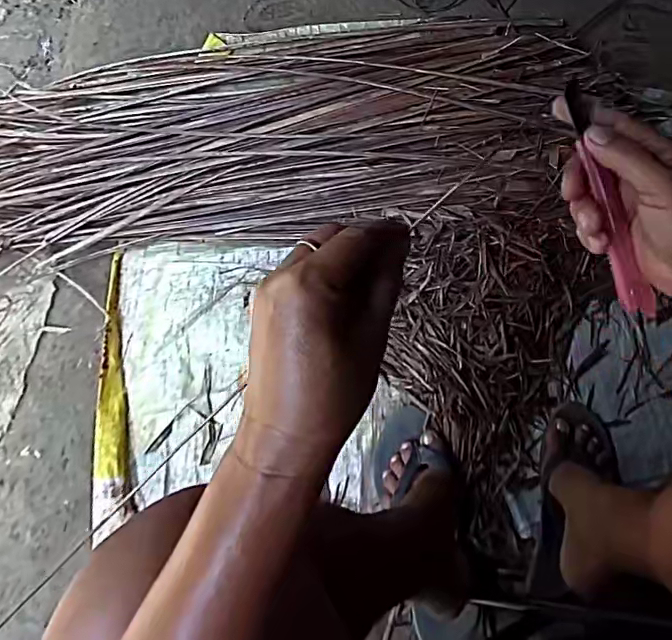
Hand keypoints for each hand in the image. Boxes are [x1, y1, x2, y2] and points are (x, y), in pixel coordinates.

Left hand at [239, 221, 408, 476]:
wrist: (283, 439)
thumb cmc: (335, 393)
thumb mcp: (373, 332)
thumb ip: (385, 279)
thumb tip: (399, 243)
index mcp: (310, 283)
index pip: (354, 238)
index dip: (384, 232)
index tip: (408, 233)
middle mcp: (282, 276)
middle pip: (331, 237)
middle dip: (363, 240)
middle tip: (393, 257)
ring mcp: (267, 288)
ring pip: (314, 250)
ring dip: (343, 254)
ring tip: (371, 278)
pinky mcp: (263, 302)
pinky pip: (300, 269)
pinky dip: (325, 269)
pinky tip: (345, 293)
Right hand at [553, 100, 671, 318]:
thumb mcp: (664, 187)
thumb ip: (627, 157)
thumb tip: (594, 133)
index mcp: (655, 154)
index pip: (616, 125)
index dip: (587, 115)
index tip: (560, 108)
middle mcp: (638, 173)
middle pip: (592, 160)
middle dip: (578, 175)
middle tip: (575, 191)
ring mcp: (628, 201)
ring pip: (587, 192)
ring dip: (583, 209)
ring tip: (596, 226)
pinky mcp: (620, 227)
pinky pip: (590, 220)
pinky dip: (590, 231)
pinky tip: (602, 242)